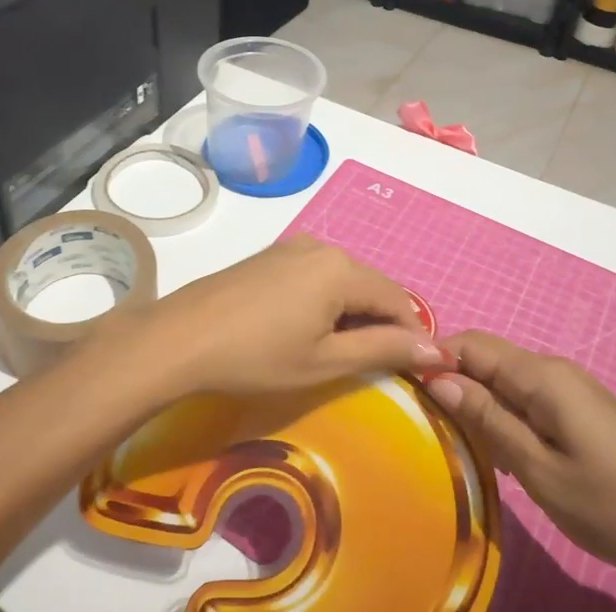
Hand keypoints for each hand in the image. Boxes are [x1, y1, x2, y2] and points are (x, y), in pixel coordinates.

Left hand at [114, 236, 449, 397]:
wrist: (181, 338)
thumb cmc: (257, 356)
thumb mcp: (325, 361)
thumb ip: (382, 350)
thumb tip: (434, 348)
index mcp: (341, 268)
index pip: (397, 299)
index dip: (410, 334)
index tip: (411, 369)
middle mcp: (322, 246)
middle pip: (370, 285)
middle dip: (380, 322)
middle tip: (369, 366)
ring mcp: (292, 247)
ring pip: (342, 279)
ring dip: (351, 312)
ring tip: (334, 352)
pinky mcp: (270, 255)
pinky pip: (315, 274)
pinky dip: (325, 300)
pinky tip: (305, 329)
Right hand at [427, 331, 615, 610]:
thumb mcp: (541, 470)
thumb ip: (489, 420)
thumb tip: (437, 377)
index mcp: (541, 376)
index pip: (469, 344)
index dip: (431, 359)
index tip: (400, 391)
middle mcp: (553, 372)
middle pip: (484, 360)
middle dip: (449, 384)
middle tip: (419, 425)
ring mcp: (570, 394)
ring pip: (503, 384)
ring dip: (475, 406)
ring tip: (446, 442)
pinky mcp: (580, 416)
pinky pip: (525, 404)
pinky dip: (502, 422)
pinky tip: (493, 457)